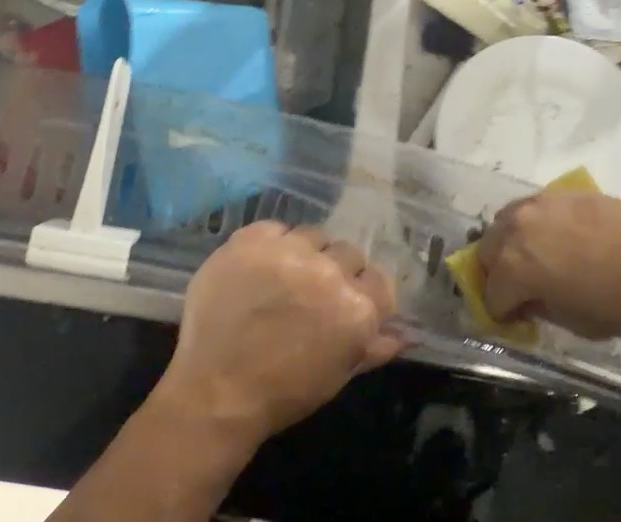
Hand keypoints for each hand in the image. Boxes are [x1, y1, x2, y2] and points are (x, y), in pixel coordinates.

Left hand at [159, 221, 404, 440]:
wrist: (216, 388)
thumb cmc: (283, 392)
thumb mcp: (337, 375)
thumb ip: (374, 348)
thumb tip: (405, 333)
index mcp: (357, 309)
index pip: (380, 279)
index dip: (365, 290)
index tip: (346, 302)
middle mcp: (329, 272)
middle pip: (348, 252)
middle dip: (336, 270)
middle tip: (312, 293)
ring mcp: (288, 251)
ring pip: (313, 235)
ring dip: (306, 253)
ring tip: (283, 277)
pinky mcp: (251, 239)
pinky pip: (275, 228)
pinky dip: (271, 244)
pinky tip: (258, 268)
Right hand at [475, 189, 620, 339]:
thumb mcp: (573, 321)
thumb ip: (539, 307)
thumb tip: (528, 301)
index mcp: (513, 266)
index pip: (490, 295)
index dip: (502, 312)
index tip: (517, 319)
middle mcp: (515, 228)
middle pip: (486, 252)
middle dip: (497, 273)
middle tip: (522, 289)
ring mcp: (538, 204)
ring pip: (504, 223)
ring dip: (510, 244)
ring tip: (538, 259)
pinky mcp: (561, 192)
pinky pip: (532, 209)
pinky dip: (535, 226)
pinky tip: (561, 240)